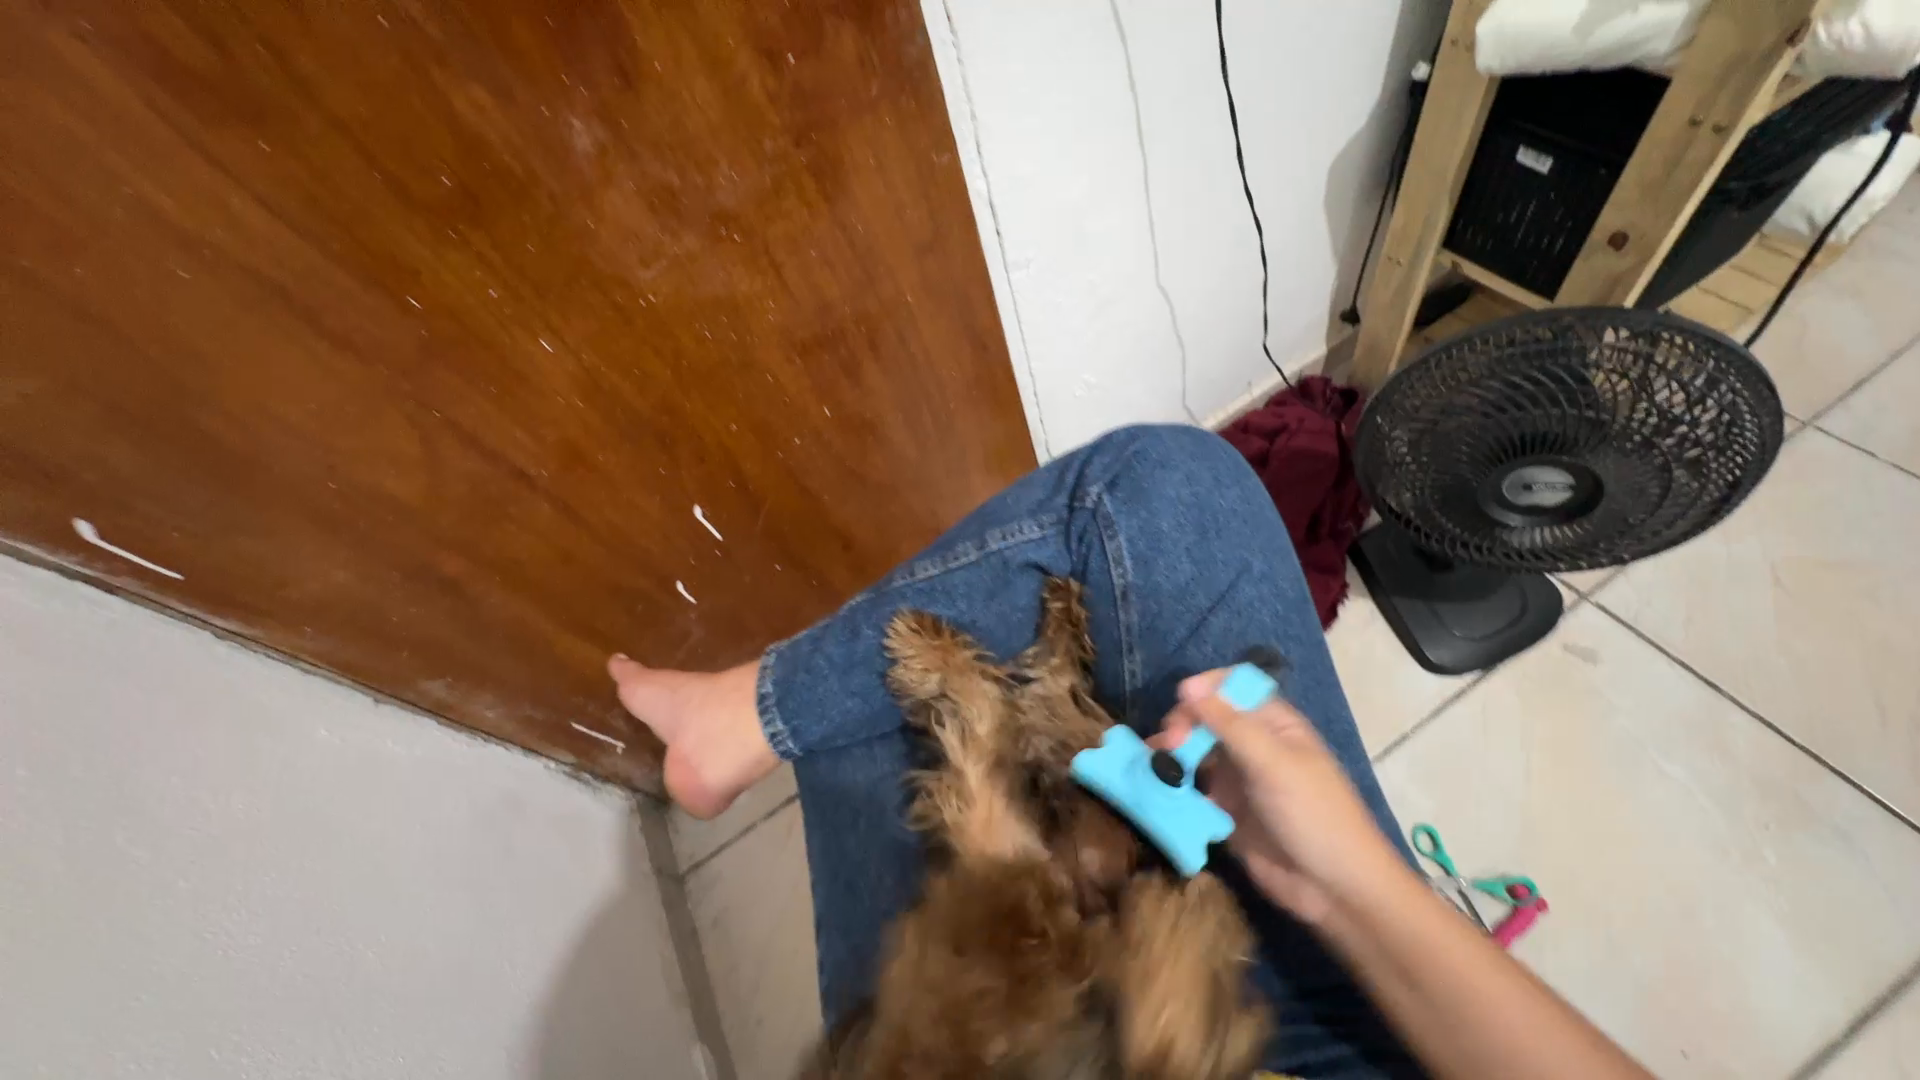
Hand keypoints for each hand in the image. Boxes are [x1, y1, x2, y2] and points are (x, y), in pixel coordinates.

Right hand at [1153, 669, 1406, 922]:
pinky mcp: (1224, 812)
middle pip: (1206, 720)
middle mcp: (1253, 746)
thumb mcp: (1273, 763)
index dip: (1206, 688)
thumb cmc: (1314, 815)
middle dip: (1183, 725)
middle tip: (1170, 744)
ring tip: (1154, 765)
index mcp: (1274, 725)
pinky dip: (1173, 787)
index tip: (1180, 698)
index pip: (1234, 689)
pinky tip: (1157, 789)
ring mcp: (1237, 780)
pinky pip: (1191, 791)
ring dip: (1172, 756)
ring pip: (1195, 755)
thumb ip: (1228, 723)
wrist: (1333, 890)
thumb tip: (1187, 686)